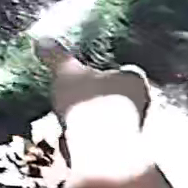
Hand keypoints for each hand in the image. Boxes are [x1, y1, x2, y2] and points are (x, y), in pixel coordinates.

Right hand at [37, 39, 149, 177]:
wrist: (102, 148)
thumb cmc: (88, 103)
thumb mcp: (65, 74)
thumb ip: (56, 57)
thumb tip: (42, 39)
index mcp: (134, 77)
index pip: (123, 69)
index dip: (105, 72)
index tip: (86, 76)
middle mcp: (145, 98)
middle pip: (123, 92)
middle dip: (104, 94)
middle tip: (79, 96)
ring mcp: (140, 124)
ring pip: (118, 114)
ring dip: (102, 115)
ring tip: (76, 118)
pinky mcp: (131, 145)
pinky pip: (113, 133)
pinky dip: (100, 133)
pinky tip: (81, 135)